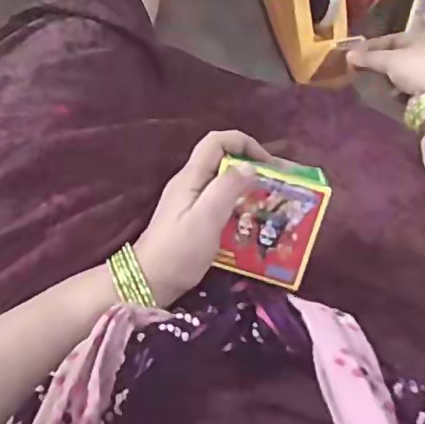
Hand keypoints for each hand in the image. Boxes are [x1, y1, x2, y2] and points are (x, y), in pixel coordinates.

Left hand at [133, 130, 272, 304]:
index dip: (244, 143)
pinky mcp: (190, 219)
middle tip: (275, 187)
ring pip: (221, 183)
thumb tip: (249, 167)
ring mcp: (188, 202)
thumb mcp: (207, 217)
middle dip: (250, 167)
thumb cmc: (179, 251)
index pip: (216, 141)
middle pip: (221, 160)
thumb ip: (227, 188)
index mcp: (191, 177)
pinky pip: (218, 202)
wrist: (149, 281)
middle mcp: (188, 184)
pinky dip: (236, 206)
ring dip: (245, 189)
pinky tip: (249, 224)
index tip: (268, 163)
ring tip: (268, 205)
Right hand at [347, 31, 424, 95]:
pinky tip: (389, 92)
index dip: (372, 45)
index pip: (392, 37)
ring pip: (404, 69)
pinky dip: (399, 87)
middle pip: (398, 53)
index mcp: (423, 35)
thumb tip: (348, 55)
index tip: (355, 54)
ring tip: (373, 82)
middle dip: (380, 62)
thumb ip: (369, 57)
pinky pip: (411, 83)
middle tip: (361, 68)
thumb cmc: (418, 68)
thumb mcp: (390, 60)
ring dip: (389, 76)